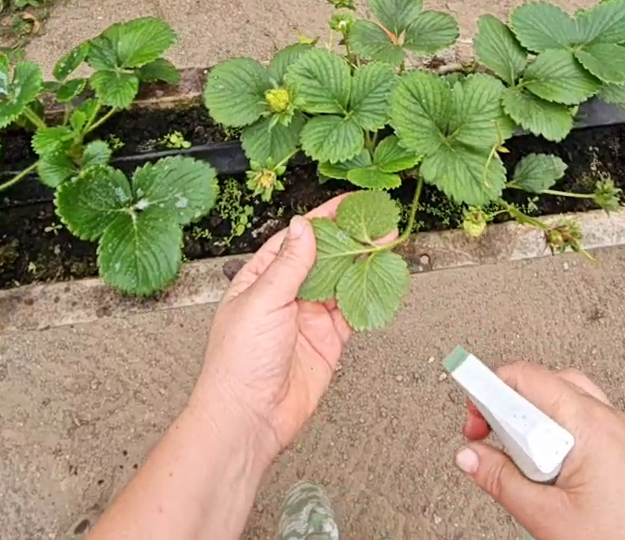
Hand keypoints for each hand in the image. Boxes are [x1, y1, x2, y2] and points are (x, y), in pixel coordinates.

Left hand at [188, 195, 354, 473]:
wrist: (248, 420)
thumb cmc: (238, 361)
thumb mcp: (262, 300)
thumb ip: (289, 264)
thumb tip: (303, 224)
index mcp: (263, 276)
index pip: (298, 237)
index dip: (324, 219)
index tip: (349, 204)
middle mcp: (287, 293)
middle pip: (325, 257)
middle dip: (350, 238)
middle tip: (377, 222)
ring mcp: (308, 317)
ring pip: (341, 282)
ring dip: (362, 264)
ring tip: (386, 244)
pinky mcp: (327, 341)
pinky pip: (352, 313)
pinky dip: (367, 298)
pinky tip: (380, 283)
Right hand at [456, 363, 624, 539]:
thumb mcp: (547, 518)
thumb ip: (501, 481)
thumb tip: (470, 457)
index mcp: (589, 425)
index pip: (526, 378)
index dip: (488, 388)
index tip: (467, 404)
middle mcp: (607, 419)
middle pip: (543, 382)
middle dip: (508, 403)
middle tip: (487, 436)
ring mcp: (620, 433)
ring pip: (563, 398)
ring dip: (532, 418)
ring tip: (517, 455)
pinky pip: (581, 420)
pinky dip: (554, 431)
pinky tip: (546, 463)